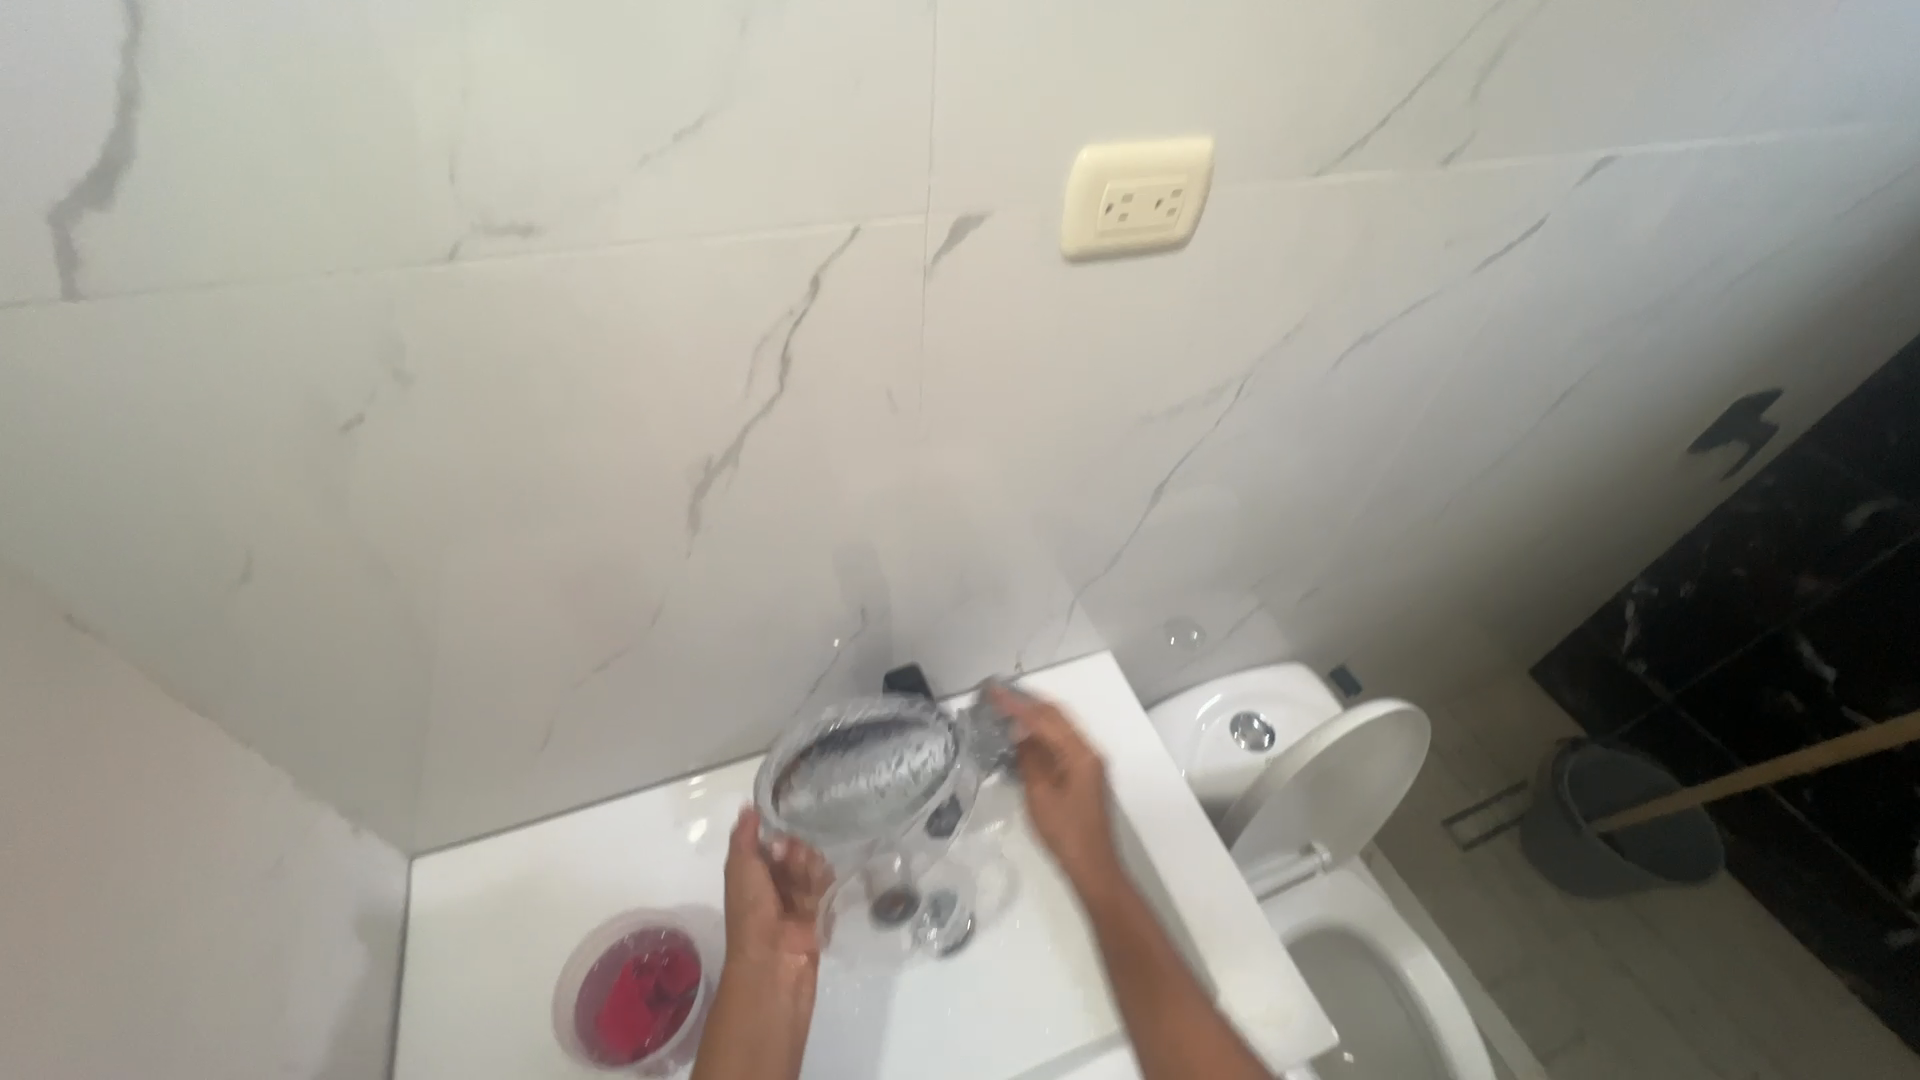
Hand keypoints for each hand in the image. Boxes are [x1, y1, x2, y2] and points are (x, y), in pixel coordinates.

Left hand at [722, 807, 833, 972]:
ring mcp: (796, 901)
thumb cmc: (751, 912)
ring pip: (810, 867)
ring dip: (811, 865)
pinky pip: (825, 886)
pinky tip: (823, 882)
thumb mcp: (740, 868)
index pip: (768, 843)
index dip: (776, 832)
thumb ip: (744, 836)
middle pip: (792, 853)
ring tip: (809, 874)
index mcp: (751, 876)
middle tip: (796, 856)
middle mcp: (772, 887)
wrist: (773, 963)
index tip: (784, 827)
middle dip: (796, 848)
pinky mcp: (818, 913)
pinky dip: (825, 881)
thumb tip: (748, 805)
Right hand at [990, 684, 1122, 890]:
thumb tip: (1019, 731)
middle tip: (998, 695)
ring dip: (1034, 717)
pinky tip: (1023, 737)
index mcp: (1080, 753)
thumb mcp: (1040, 795)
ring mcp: (1088, 762)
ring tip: (1006, 709)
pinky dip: (1041, 735)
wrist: (1094, 867)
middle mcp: (1088, 751)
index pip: (1044, 719)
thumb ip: (1030, 758)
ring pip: (1059, 728)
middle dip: (1027, 703)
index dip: (1016, 704)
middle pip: (1056, 716)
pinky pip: (1060, 743)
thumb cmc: (1065, 833)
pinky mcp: (1084, 774)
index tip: (993, 691)